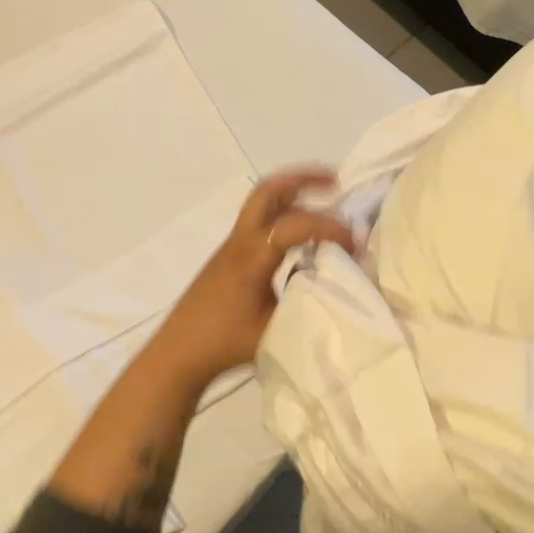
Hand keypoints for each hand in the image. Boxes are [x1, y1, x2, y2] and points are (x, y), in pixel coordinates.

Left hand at [149, 167, 356, 381]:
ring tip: (326, 198)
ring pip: (262, 202)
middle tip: (336, 182)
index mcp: (251, 258)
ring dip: (294, 193)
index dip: (329, 229)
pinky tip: (303, 234)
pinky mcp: (229, 255)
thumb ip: (307, 304)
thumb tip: (339, 286)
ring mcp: (232, 246)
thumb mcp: (275, 330)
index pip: (295, 225)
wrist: (178, 353)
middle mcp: (240, 242)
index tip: (355, 246)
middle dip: (304, 179)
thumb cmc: (225, 344)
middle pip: (269, 191)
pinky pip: (259, 221)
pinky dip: (285, 214)